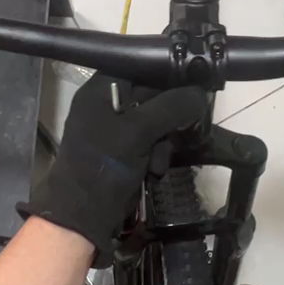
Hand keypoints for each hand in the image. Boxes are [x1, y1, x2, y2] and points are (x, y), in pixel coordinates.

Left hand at [19, 77, 209, 264]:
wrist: (83, 218)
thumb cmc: (103, 167)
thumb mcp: (139, 131)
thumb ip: (171, 107)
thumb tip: (200, 93)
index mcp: (101, 89)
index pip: (140, 66)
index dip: (167, 74)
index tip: (193, 84)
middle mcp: (106, 103)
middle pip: (152, 95)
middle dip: (167, 118)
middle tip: (181, 129)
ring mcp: (114, 129)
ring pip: (155, 121)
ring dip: (163, 142)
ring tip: (158, 161)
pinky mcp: (123, 150)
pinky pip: (150, 142)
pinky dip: (157, 155)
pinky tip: (154, 170)